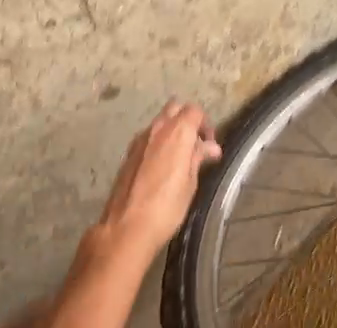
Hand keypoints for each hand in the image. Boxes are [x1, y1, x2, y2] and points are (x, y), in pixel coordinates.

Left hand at [95, 100, 223, 257]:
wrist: (126, 228)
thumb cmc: (166, 207)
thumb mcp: (190, 183)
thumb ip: (198, 158)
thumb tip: (210, 147)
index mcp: (177, 132)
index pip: (195, 111)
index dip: (205, 124)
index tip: (209, 146)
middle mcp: (157, 129)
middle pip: (175, 108)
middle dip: (187, 120)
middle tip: (195, 144)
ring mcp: (139, 140)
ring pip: (159, 122)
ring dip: (171, 131)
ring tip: (179, 158)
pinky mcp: (128, 154)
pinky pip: (147, 137)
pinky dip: (158, 142)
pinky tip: (161, 167)